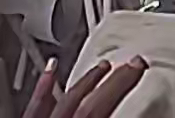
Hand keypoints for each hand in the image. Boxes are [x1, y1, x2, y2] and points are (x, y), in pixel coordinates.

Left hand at [21, 56, 149, 117]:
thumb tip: (139, 112)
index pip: (104, 105)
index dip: (124, 83)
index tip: (141, 66)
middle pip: (89, 101)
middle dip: (112, 80)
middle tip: (131, 63)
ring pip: (64, 99)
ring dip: (86, 80)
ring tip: (103, 64)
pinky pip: (33, 107)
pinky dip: (44, 86)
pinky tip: (52, 66)